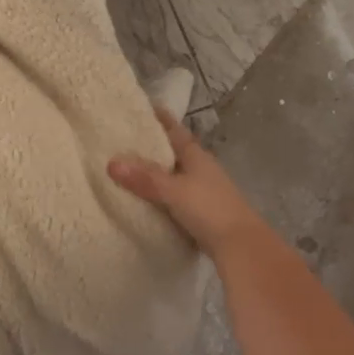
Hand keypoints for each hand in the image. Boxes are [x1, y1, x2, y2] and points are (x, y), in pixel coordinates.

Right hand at [108, 108, 267, 257]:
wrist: (242, 248)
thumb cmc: (210, 210)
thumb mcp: (174, 191)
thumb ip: (145, 178)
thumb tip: (111, 162)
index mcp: (196, 157)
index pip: (175, 131)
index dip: (160, 118)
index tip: (141, 107)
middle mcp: (200, 171)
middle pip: (172, 152)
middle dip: (151, 145)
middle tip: (122, 138)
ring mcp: (201, 192)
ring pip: (172, 175)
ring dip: (153, 172)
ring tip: (124, 168)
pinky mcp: (199, 213)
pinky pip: (172, 197)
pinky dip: (157, 194)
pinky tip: (141, 199)